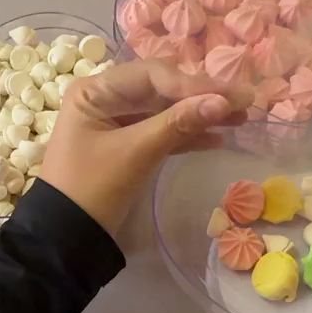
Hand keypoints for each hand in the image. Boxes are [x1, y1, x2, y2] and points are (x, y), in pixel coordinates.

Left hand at [38, 60, 251, 233]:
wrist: (66, 238)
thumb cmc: (92, 189)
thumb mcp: (135, 153)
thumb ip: (178, 124)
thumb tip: (223, 102)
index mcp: (95, 90)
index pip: (152, 74)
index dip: (193, 84)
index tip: (230, 96)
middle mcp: (105, 98)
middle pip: (161, 87)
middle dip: (201, 95)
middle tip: (245, 101)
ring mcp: (116, 122)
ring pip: (165, 110)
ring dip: (199, 113)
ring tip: (241, 118)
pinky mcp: (127, 146)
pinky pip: (161, 131)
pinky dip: (187, 135)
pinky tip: (218, 139)